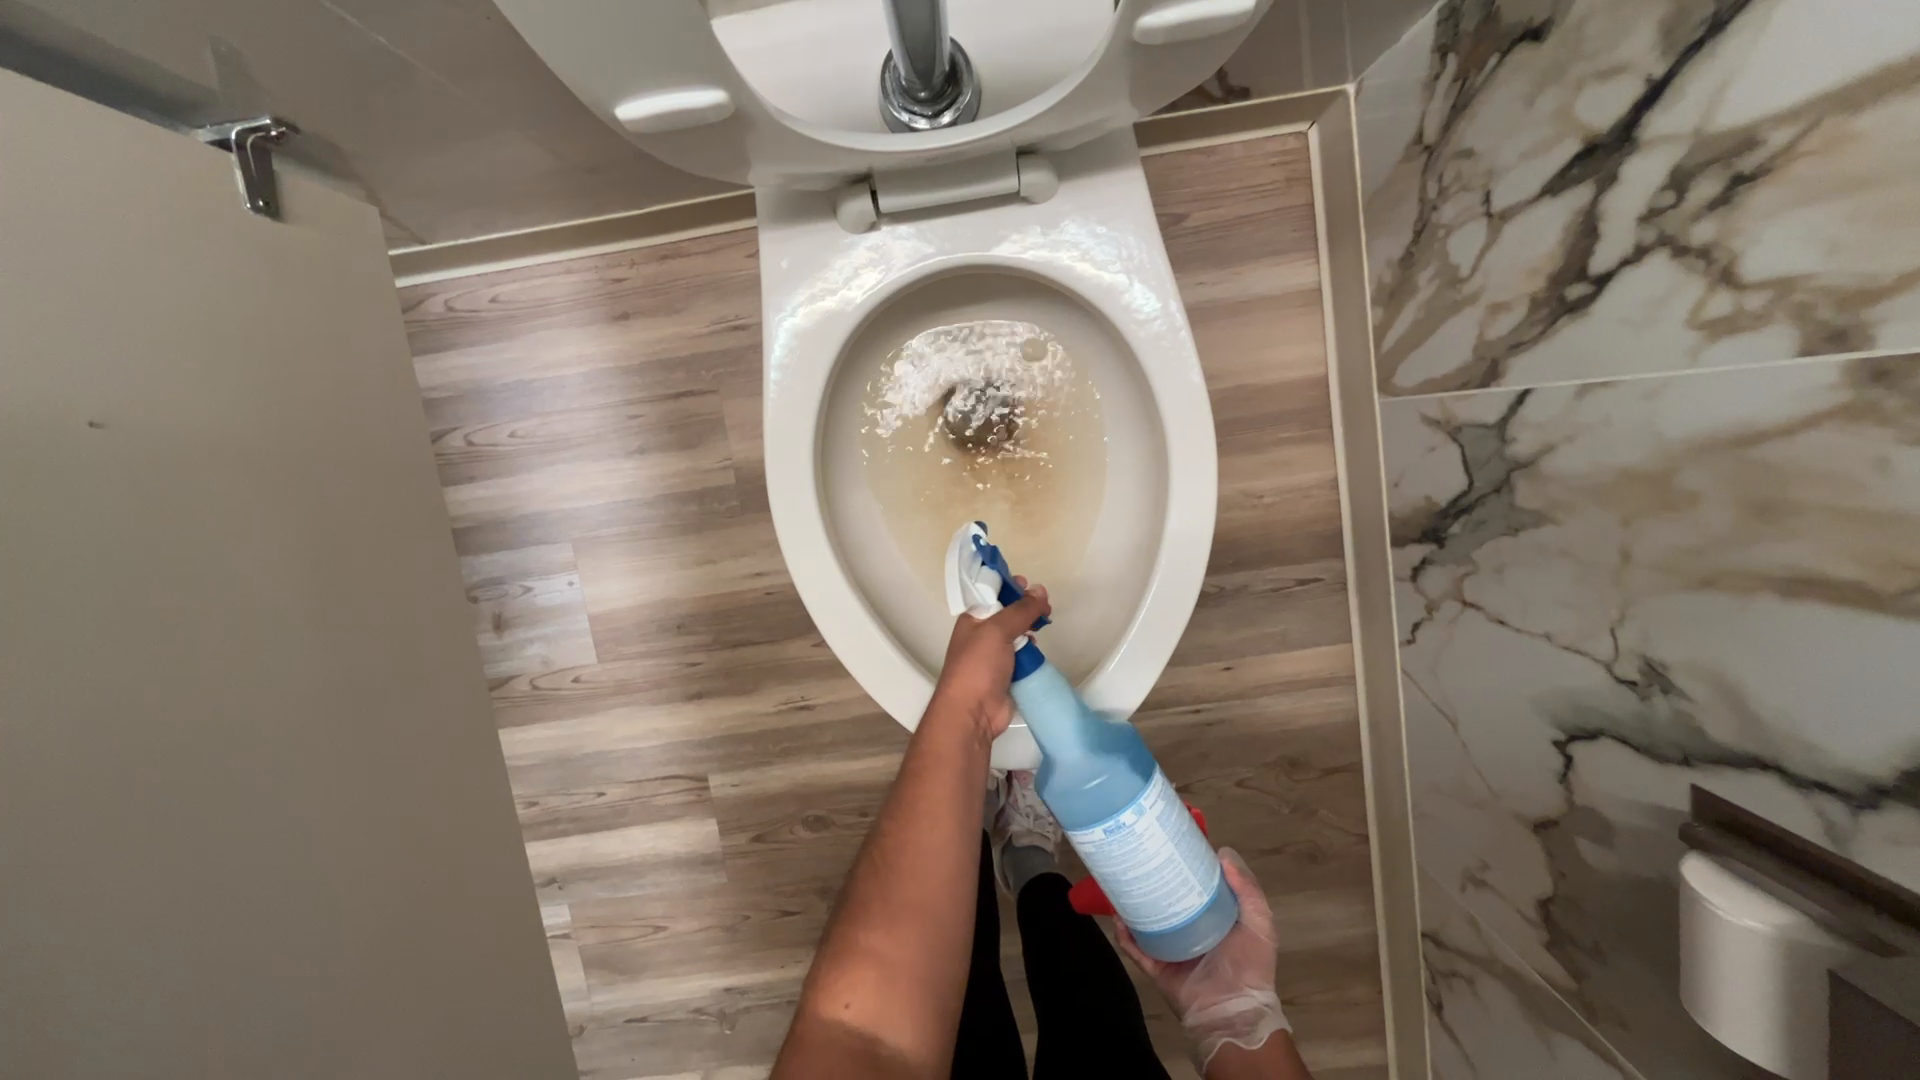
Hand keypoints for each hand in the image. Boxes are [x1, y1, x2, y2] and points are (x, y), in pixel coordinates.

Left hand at [927, 578, 1049, 738]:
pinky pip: (1022, 655)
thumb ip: (1020, 610)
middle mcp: (981, 634)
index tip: (1028, 584)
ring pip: (1017, 634)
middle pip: (1007, 613)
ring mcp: (994, 655)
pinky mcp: (1007, 673)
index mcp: (973, 619)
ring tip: (1044, 623)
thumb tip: (1039, 591)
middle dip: (1025, 607)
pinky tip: (1037, 648)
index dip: (1008, 587)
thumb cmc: (978, 666)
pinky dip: (1031, 650)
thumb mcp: (997, 630)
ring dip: (1030, 628)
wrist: (972, 713)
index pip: (990, 593)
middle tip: (1045, 606)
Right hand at [1115, 848, 1289, 1072]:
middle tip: (1138, 858)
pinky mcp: (1155, 965)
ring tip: (1121, 882)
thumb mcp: (1259, 924)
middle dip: (1152, 880)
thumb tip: (1222, 852)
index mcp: (1212, 918)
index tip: (1169, 844)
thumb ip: (1247, 890)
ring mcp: (1169, 948)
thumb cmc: (1250, 967)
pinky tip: (1118, 917)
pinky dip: (1124, 933)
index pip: (1194, 886)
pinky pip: (1135, 947)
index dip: (1182, 866)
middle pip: (1165, 899)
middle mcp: (1188, 929)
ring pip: (1145, 920)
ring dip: (1132, 903)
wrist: (1233, 1013)